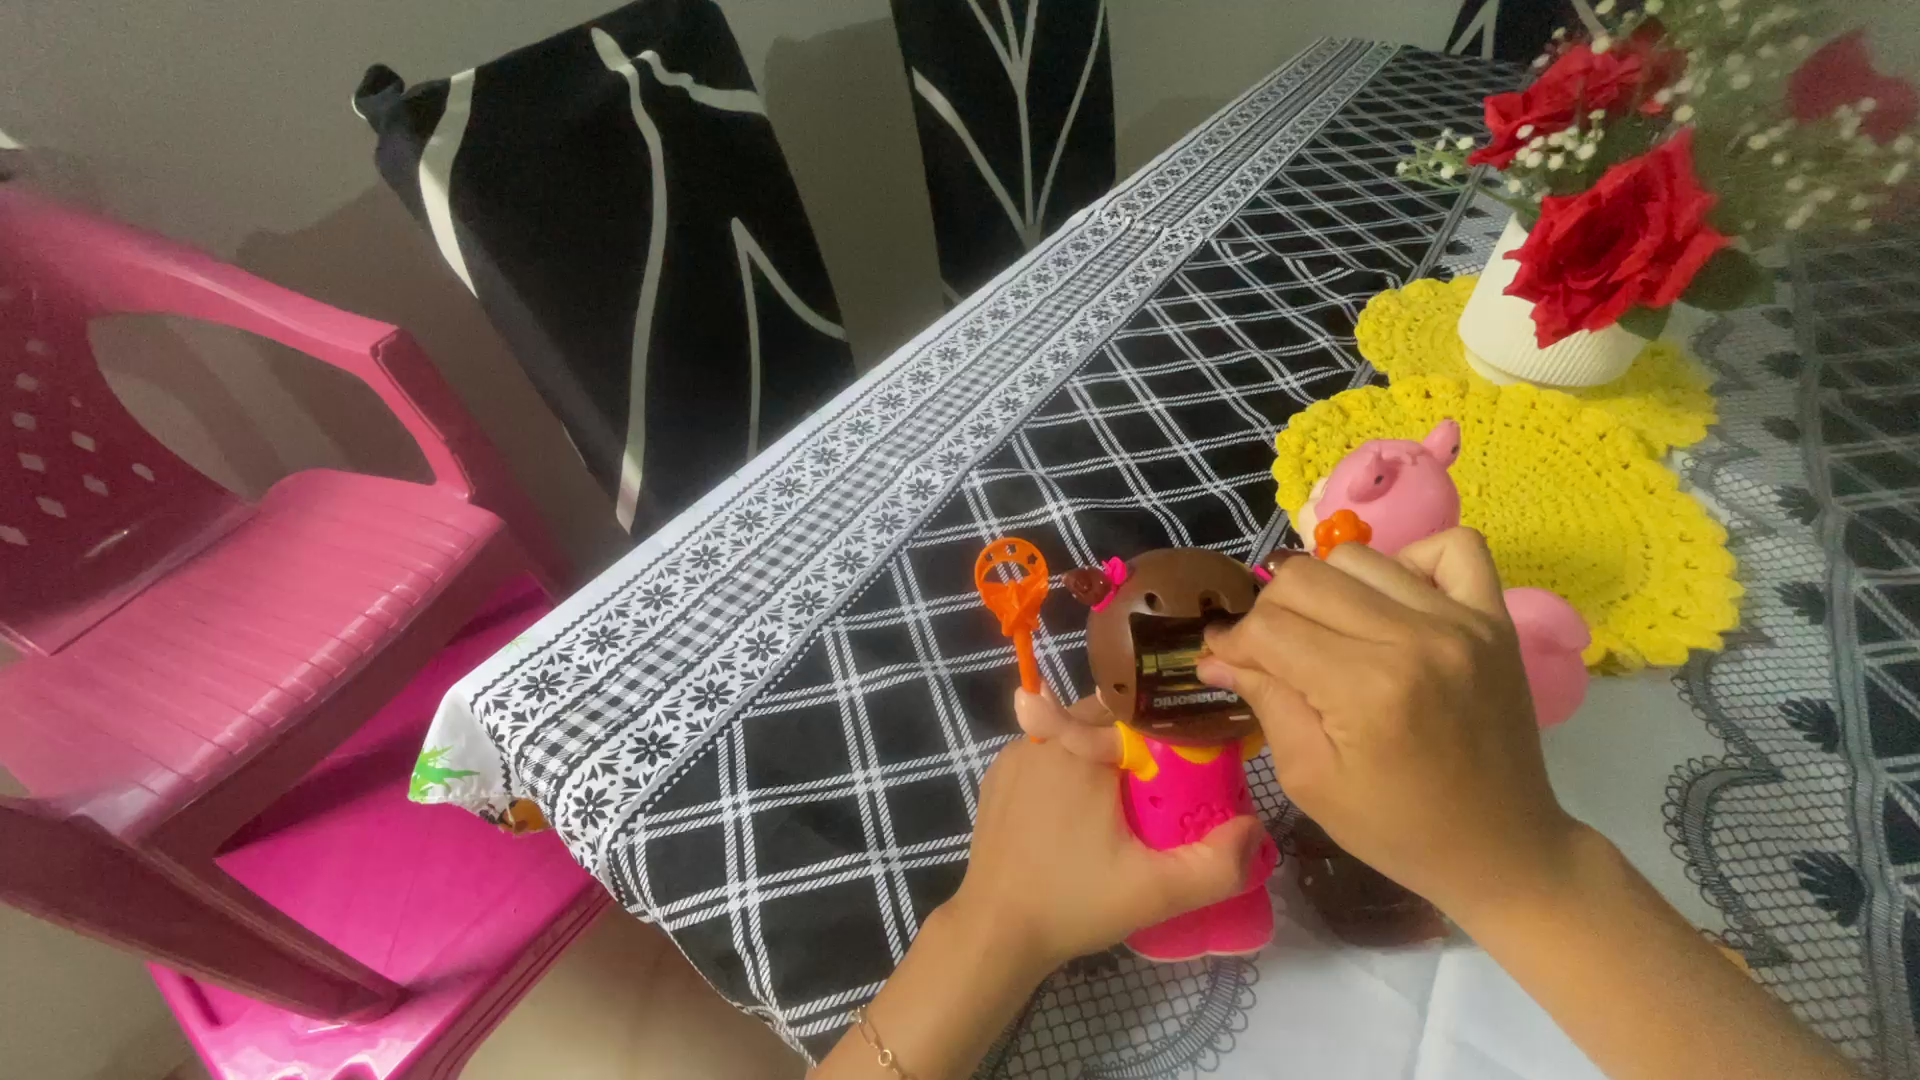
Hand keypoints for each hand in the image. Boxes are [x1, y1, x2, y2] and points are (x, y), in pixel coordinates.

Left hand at [947, 733, 1264, 969]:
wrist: (995, 931)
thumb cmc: (1072, 902)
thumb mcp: (1155, 892)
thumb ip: (1215, 865)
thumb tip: (1254, 828)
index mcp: (1079, 750)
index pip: (1135, 717)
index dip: (1165, 739)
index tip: (1183, 772)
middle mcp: (1041, 739)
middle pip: (1102, 721)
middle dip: (1132, 749)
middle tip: (1155, 794)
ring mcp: (1012, 757)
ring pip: (1070, 738)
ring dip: (1097, 760)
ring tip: (1118, 809)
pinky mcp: (996, 778)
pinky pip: (1043, 757)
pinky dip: (1064, 773)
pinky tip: (1075, 816)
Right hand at [1196, 527, 1581, 920]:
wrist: (1504, 850)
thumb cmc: (1396, 827)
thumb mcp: (1308, 779)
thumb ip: (1263, 701)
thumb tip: (1213, 654)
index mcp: (1365, 689)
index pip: (1267, 627)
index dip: (1232, 641)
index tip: (1224, 659)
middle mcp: (1415, 639)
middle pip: (1303, 579)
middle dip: (1268, 612)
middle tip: (1272, 651)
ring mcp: (1462, 622)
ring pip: (1356, 558)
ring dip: (1324, 588)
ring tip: (1328, 631)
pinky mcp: (1495, 619)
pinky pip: (1452, 547)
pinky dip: (1409, 561)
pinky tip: (1391, 601)